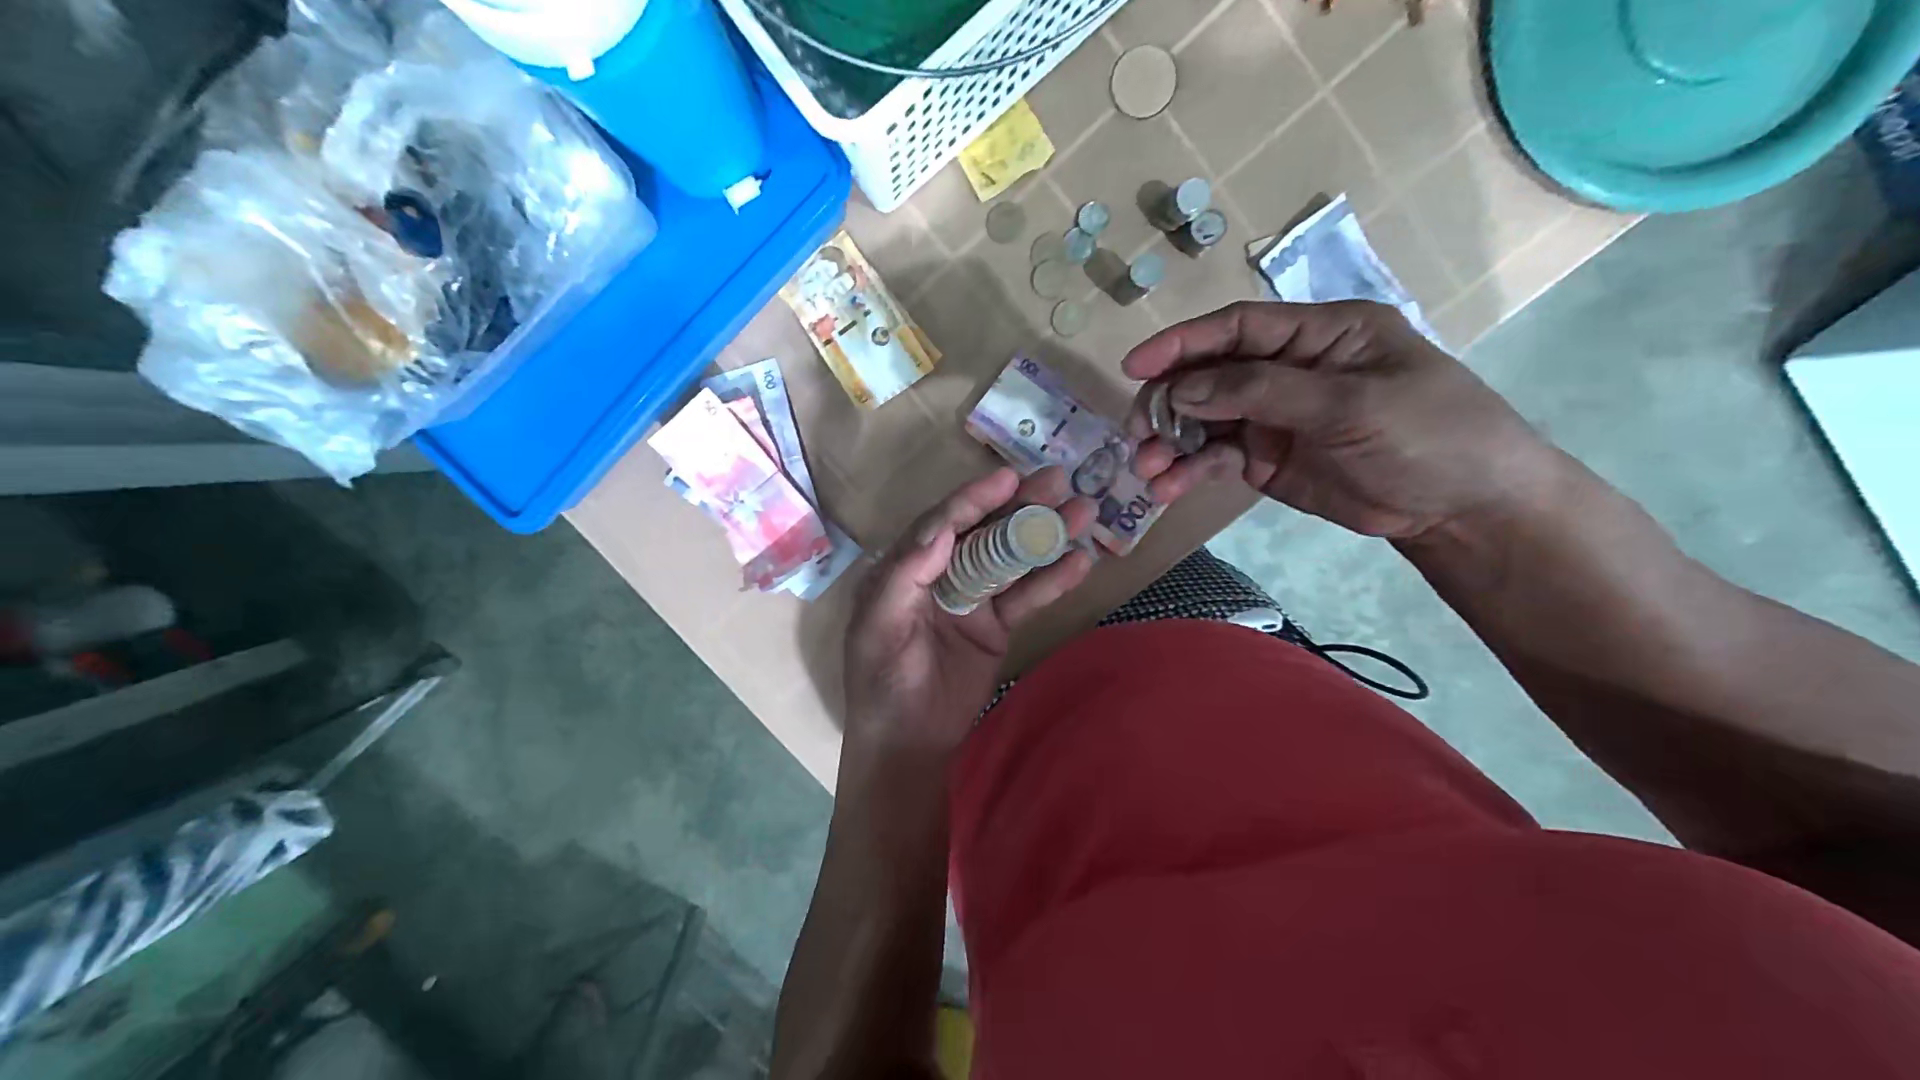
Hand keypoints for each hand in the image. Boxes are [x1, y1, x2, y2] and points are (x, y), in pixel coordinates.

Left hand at [843, 466, 1096, 757]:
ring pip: (1012, 560)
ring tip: (1084, 512)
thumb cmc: (881, 683)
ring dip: (1045, 536)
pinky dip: (1051, 582)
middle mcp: (940, 575)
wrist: (908, 743)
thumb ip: (905, 575)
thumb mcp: (879, 627)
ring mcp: (972, 600)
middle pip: (983, 532)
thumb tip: (941, 528)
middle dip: (1019, 506)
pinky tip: (1079, 563)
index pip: (941, 525)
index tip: (1008, 477)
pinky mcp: (996, 627)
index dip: (974, 500)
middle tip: (1059, 481)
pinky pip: (1026, 599)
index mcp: (905, 568)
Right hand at [1123, 300, 1559, 540]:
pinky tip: (1168, 488)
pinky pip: (1214, 458)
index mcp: (1318, 334)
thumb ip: (1262, 391)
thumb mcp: (1350, 403)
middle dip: (1168, 401)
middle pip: (1209, 374)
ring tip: (1147, 468)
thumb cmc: (1427, 433)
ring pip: (1204, 420)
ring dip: (1170, 442)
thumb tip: (1180, 391)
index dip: (1182, 343)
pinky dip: (1189, 471)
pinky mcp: (1265, 460)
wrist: (1462, 508)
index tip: (1135, 366)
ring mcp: (1273, 417)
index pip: (1237, 327)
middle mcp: (1287, 370)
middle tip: (1136, 430)